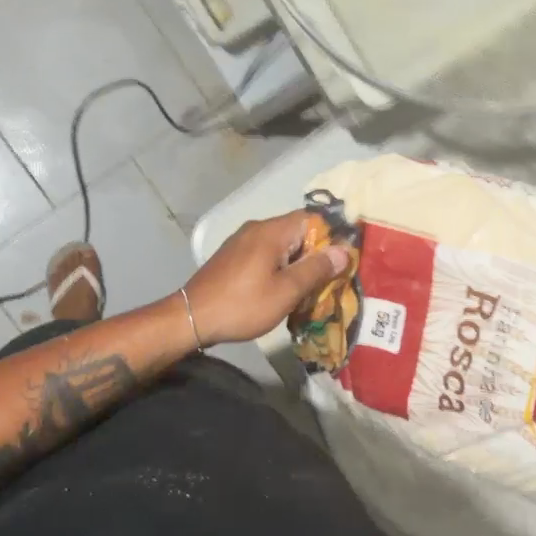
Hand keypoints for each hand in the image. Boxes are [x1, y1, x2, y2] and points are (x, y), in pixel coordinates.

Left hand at [182, 210, 350, 345]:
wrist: (192, 317)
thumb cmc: (242, 305)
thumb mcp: (286, 291)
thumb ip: (315, 269)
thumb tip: (343, 250)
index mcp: (271, 231)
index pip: (311, 218)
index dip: (331, 237)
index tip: (340, 261)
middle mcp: (256, 228)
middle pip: (296, 231)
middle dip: (314, 253)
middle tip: (327, 280)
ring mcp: (241, 241)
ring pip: (280, 244)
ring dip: (296, 262)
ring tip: (307, 289)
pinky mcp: (232, 256)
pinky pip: (264, 253)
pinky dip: (277, 266)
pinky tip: (280, 289)